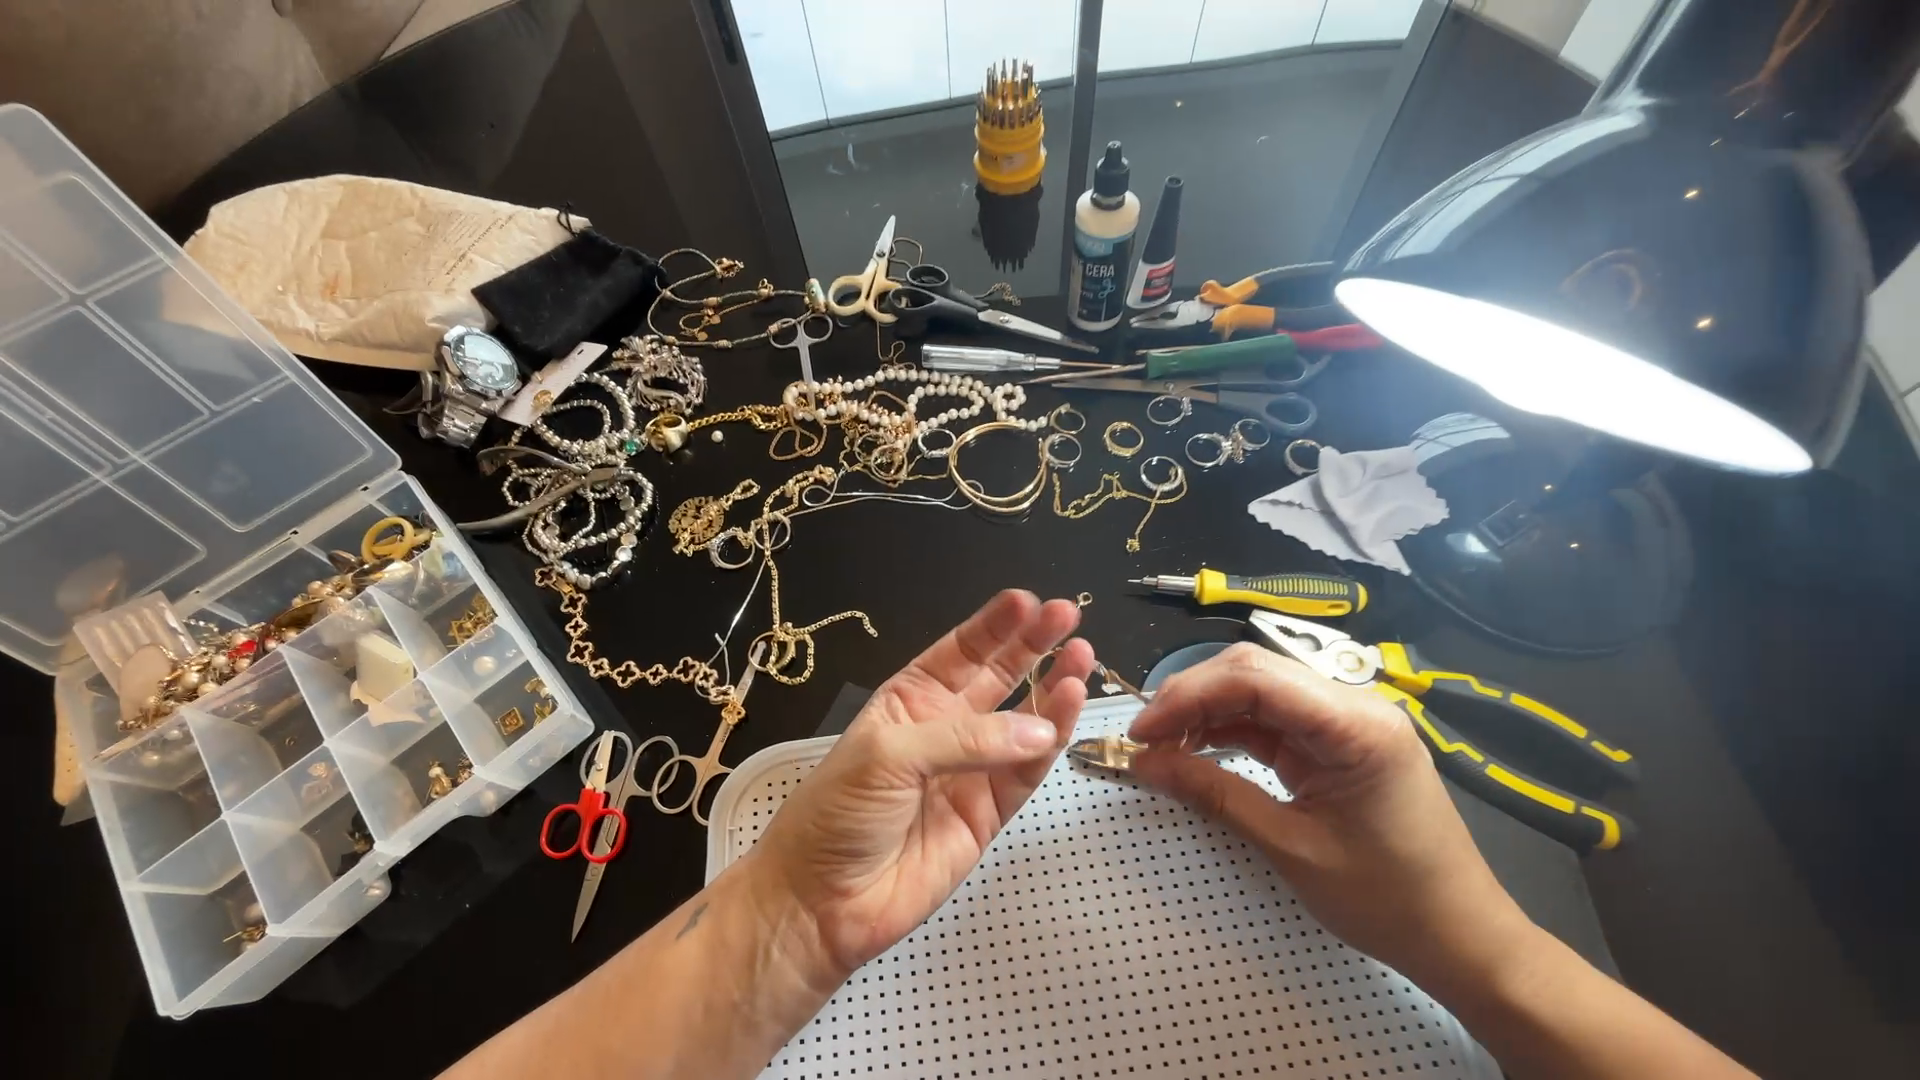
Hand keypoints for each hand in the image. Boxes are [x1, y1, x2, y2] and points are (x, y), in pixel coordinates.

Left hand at [750, 589, 1095, 978]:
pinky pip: (1027, 771)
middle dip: (1032, 644)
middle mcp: (945, 726)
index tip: (1028, 601)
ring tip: (1081, 656)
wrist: (822, 902)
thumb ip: (963, 737)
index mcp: (910, 699)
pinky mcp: (990, 813)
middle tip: (1068, 615)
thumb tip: (1038, 727)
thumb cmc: (839, 810)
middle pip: (998, 676)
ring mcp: (971, 770)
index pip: (960, 652)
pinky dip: (1052, 742)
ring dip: (1052, 688)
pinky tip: (1069, 707)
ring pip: (1022, 720)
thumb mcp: (887, 753)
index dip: (994, 625)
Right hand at [1126, 643, 1532, 991]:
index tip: (1143, 731)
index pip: (1254, 678)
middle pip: (1254, 672)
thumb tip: (1145, 765)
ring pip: (1257, 691)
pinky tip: (1195, 747)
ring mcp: (1345, 722)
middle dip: (1191, 697)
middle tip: (1145, 737)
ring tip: (1161, 744)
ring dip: (1205, 712)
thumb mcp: (1291, 847)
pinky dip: (1229, 731)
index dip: (1188, 695)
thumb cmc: (1388, 900)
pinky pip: (1271, 720)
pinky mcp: (1335, 742)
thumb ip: (1214, 795)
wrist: (1462, 939)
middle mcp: (1353, 706)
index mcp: (1356, 724)